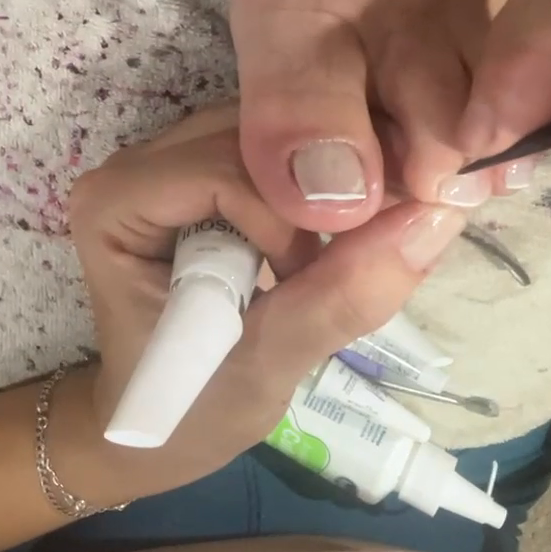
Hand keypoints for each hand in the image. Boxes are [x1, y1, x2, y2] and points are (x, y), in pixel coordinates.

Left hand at [65, 106, 466, 486]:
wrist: (159, 420)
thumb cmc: (191, 408)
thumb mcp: (266, 365)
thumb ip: (339, 298)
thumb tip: (436, 216)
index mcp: (115, 204)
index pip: (226, 170)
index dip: (287, 220)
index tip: (306, 282)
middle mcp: (130, 165)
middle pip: (250, 136)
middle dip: (314, 190)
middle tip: (350, 258)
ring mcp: (164, 160)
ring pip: (269, 131)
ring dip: (322, 183)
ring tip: (340, 252)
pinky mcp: (198, 169)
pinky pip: (271, 147)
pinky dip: (314, 182)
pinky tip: (330, 232)